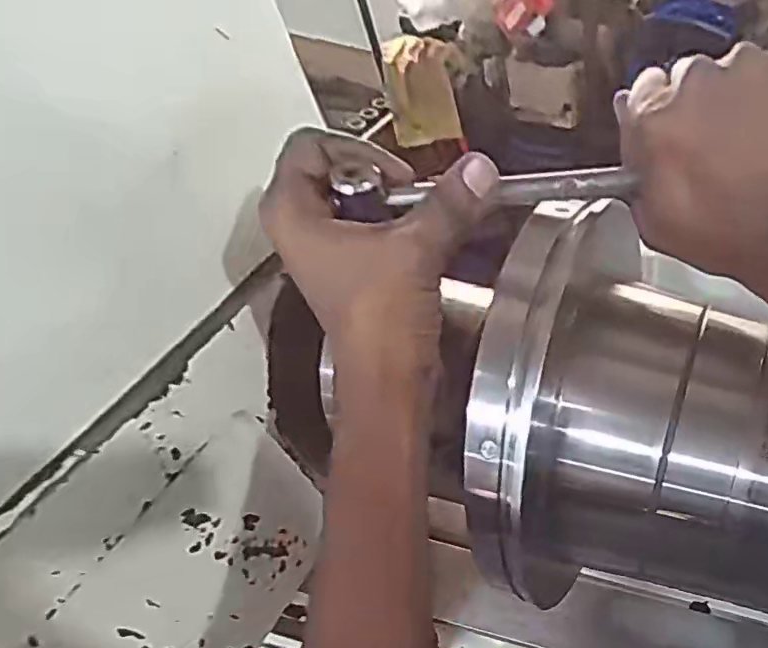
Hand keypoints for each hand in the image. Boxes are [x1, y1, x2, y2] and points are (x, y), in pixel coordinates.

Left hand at [259, 129, 497, 408]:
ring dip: (395, 210)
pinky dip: (401, 236)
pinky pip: (375, 240)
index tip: (398, 175)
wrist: (391, 380)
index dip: (361, 152)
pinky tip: (426, 245)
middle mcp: (302, 235)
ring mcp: (329, 260)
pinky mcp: (356, 282)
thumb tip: (477, 171)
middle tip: (412, 195)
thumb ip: (447, 206)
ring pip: (359, 210)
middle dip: (381, 181)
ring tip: (424, 221)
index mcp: (290, 214)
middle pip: (337, 176)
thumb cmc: (377, 325)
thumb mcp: (415, 250)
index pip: (312, 147)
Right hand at [615, 44, 767, 284]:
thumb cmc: (727, 235)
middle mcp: (690, 85)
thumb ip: (637, 182)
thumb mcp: (657, 226)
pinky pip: (766, 73)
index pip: (638, 99)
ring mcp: (738, 71)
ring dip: (732, 104)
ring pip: (726, 76)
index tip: (669, 141)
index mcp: (652, 124)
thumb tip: (636, 159)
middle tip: (713, 156)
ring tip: (745, 151)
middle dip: (695, 113)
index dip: (656, 124)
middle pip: (684, 83)